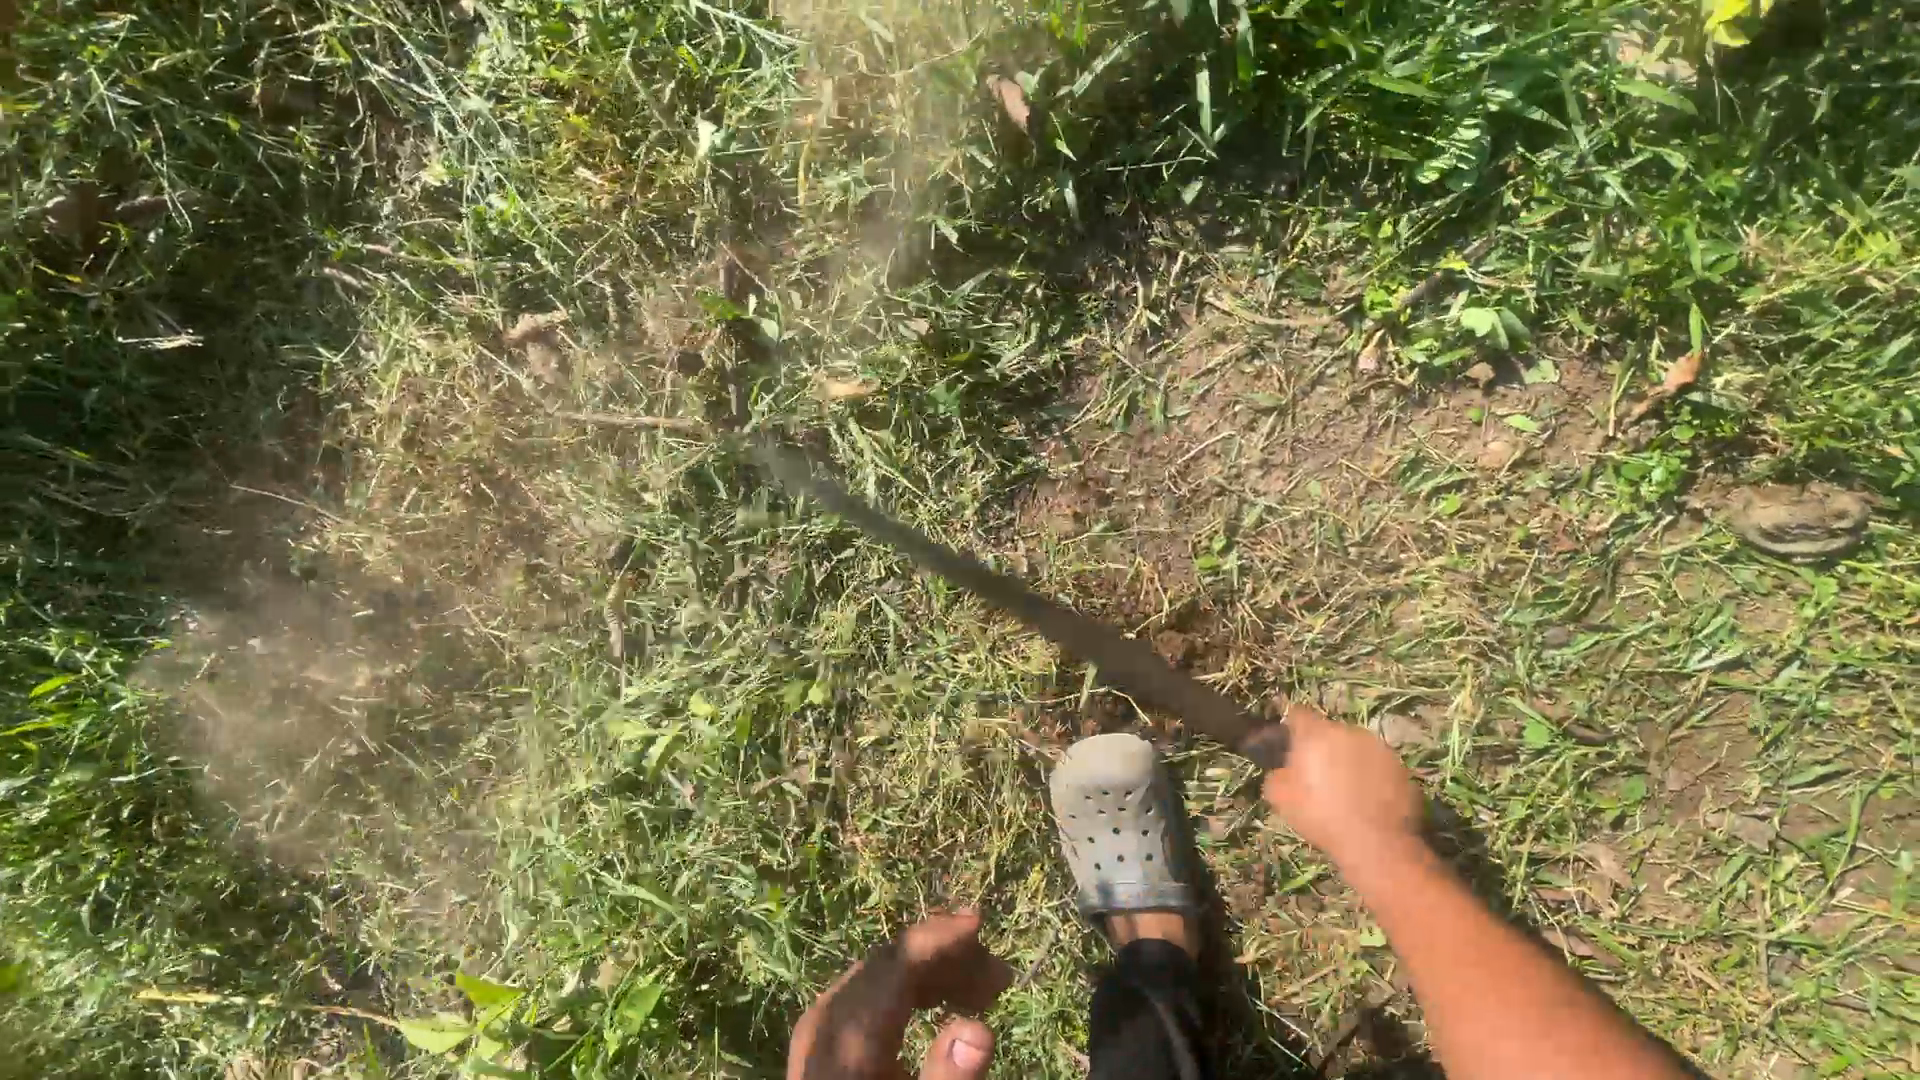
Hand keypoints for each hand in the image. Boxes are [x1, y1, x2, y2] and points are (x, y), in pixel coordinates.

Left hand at [787, 912, 1011, 1079]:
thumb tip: (980, 1027)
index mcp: (848, 1034)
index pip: (897, 961)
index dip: (938, 936)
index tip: (979, 923)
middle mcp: (831, 1016)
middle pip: (893, 960)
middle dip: (949, 957)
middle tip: (999, 976)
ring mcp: (826, 1022)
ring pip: (887, 971)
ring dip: (938, 972)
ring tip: (987, 988)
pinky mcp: (830, 1033)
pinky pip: (876, 990)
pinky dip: (915, 988)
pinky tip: (947, 1002)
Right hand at [1261, 703, 1425, 868]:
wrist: (1376, 843)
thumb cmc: (1320, 814)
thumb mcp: (1278, 796)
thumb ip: (1277, 773)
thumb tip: (1284, 770)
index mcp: (1316, 733)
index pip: (1298, 714)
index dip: (1291, 727)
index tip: (1288, 743)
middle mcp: (1349, 732)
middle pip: (1330, 731)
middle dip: (1322, 747)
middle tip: (1317, 773)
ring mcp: (1380, 749)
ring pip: (1356, 747)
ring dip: (1348, 760)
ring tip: (1346, 789)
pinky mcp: (1402, 769)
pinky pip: (1378, 766)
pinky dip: (1371, 776)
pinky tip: (1367, 800)